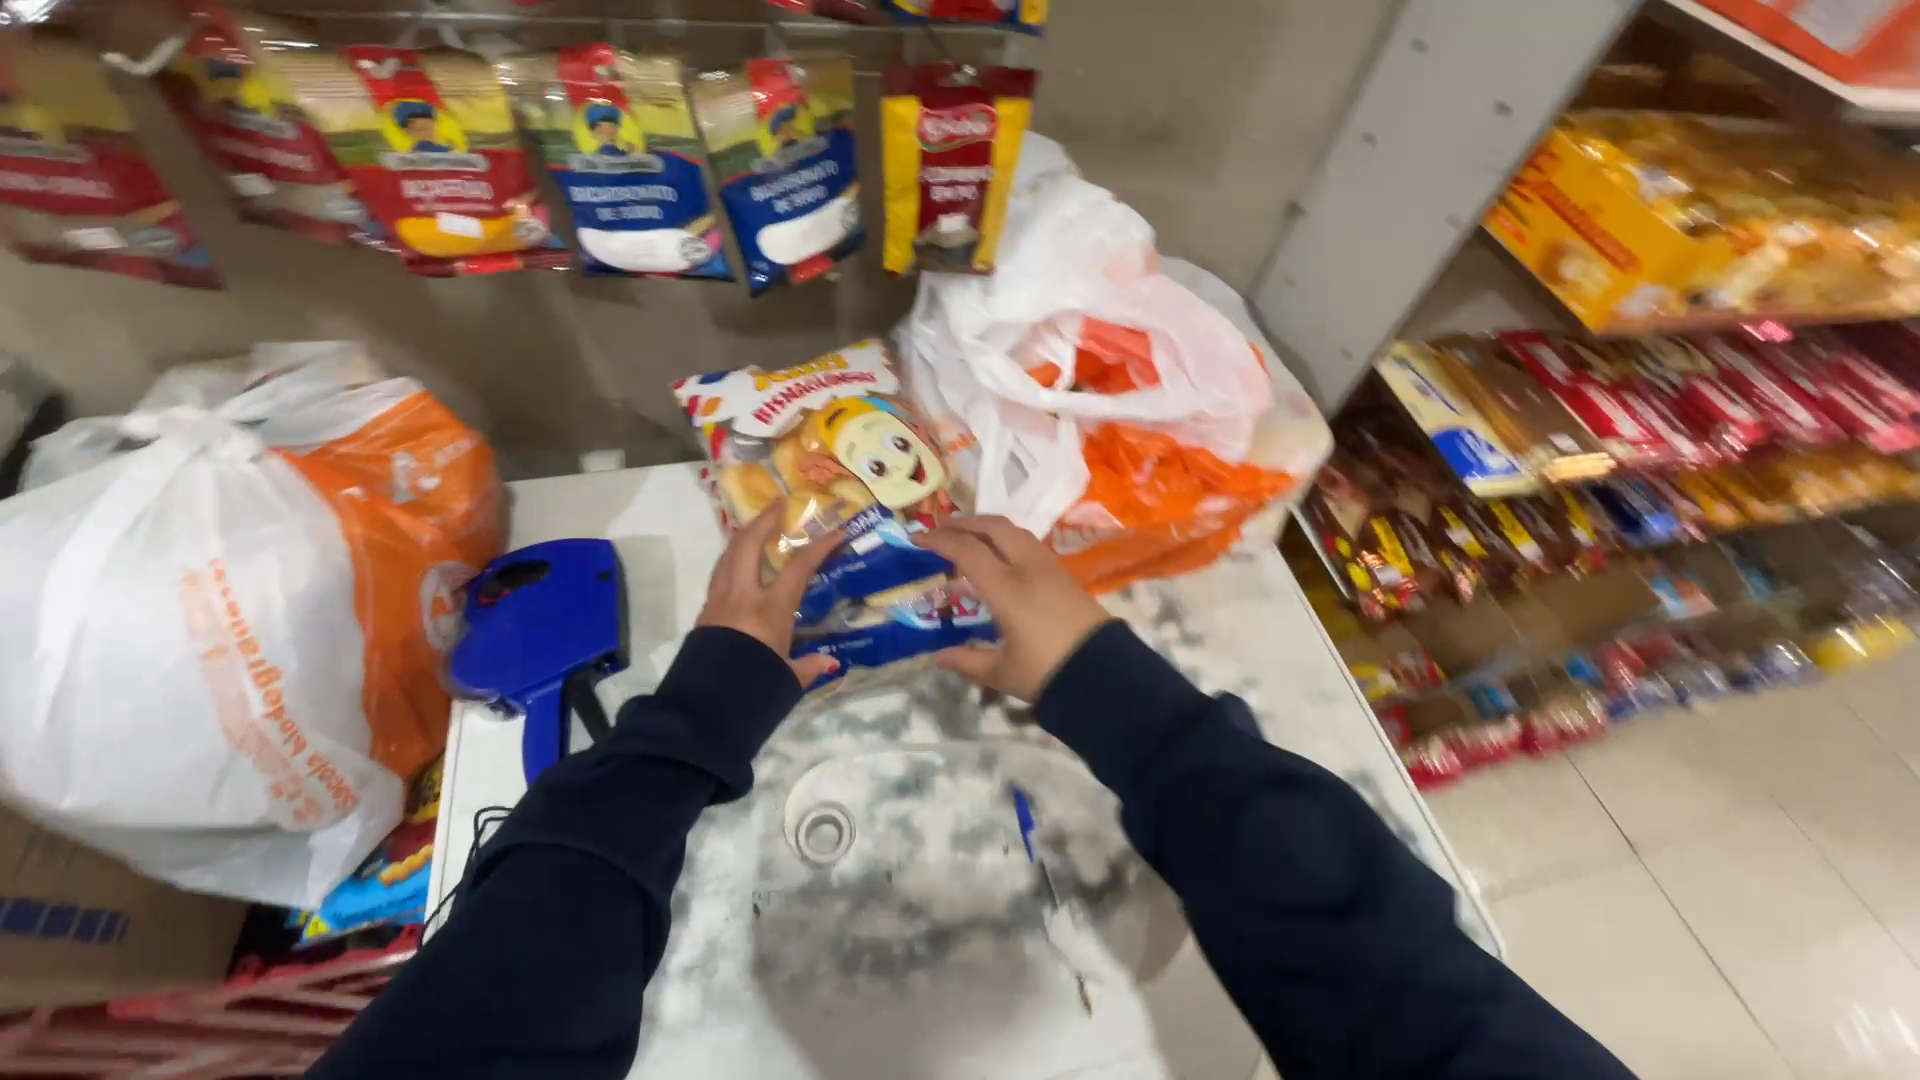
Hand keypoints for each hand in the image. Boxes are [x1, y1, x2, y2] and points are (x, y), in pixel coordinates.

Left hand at [696, 501, 841, 687]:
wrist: (703, 710)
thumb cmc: (752, 691)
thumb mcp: (788, 679)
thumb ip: (809, 666)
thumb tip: (831, 662)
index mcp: (769, 609)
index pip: (799, 566)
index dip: (821, 545)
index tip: (837, 529)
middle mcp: (742, 596)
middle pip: (749, 544)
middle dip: (765, 520)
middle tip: (780, 505)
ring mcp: (718, 602)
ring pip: (728, 555)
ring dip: (744, 535)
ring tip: (756, 527)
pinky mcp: (704, 613)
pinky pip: (720, 575)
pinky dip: (732, 560)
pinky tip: (739, 564)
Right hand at [914, 516, 1110, 700]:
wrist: (1107, 673)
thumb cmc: (1048, 671)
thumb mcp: (1002, 672)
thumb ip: (968, 661)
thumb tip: (939, 656)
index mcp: (1007, 588)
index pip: (966, 550)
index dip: (938, 539)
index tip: (915, 538)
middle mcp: (1027, 568)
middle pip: (993, 526)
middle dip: (964, 522)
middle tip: (941, 529)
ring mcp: (1050, 567)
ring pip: (1015, 531)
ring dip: (988, 528)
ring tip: (969, 538)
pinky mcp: (1065, 575)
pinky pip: (1029, 544)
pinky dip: (1006, 540)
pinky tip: (999, 558)